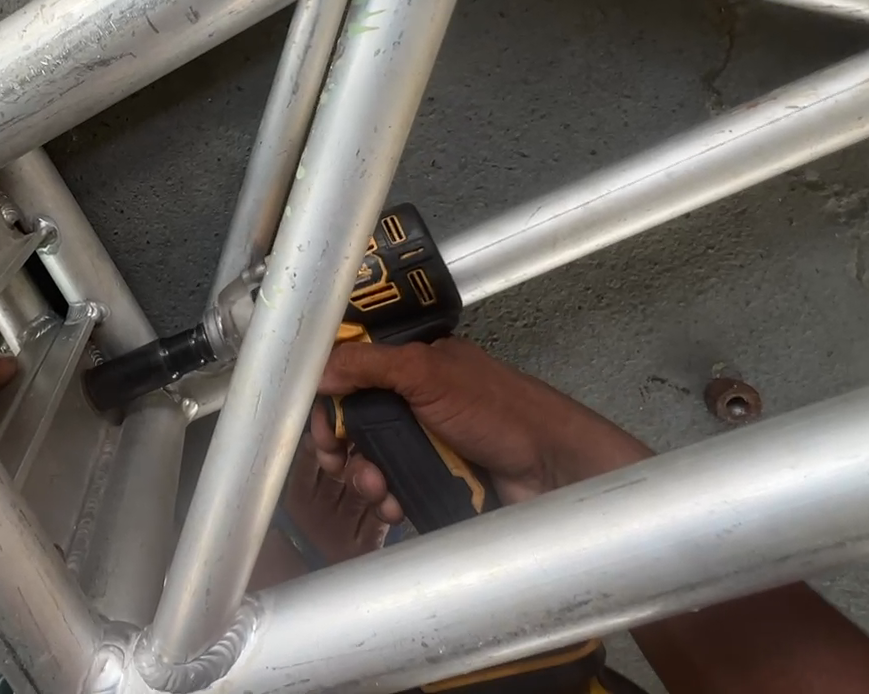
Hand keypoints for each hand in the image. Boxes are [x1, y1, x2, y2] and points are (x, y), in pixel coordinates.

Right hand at [310, 338, 649, 523]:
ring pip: (367, 457)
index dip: (325, 393)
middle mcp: (409, 400)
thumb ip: (368, 365)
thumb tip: (314, 370)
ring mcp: (420, 441)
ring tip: (375, 487)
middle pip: (350, 418)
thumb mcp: (427, 374)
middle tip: (334, 458)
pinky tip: (392, 503)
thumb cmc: (498, 410)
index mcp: (408, 365)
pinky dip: (384, 497)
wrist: (555, 472)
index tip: (313, 415)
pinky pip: (390, 487)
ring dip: (360, 475)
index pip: (349, 371)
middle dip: (337, 441)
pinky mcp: (430, 479)